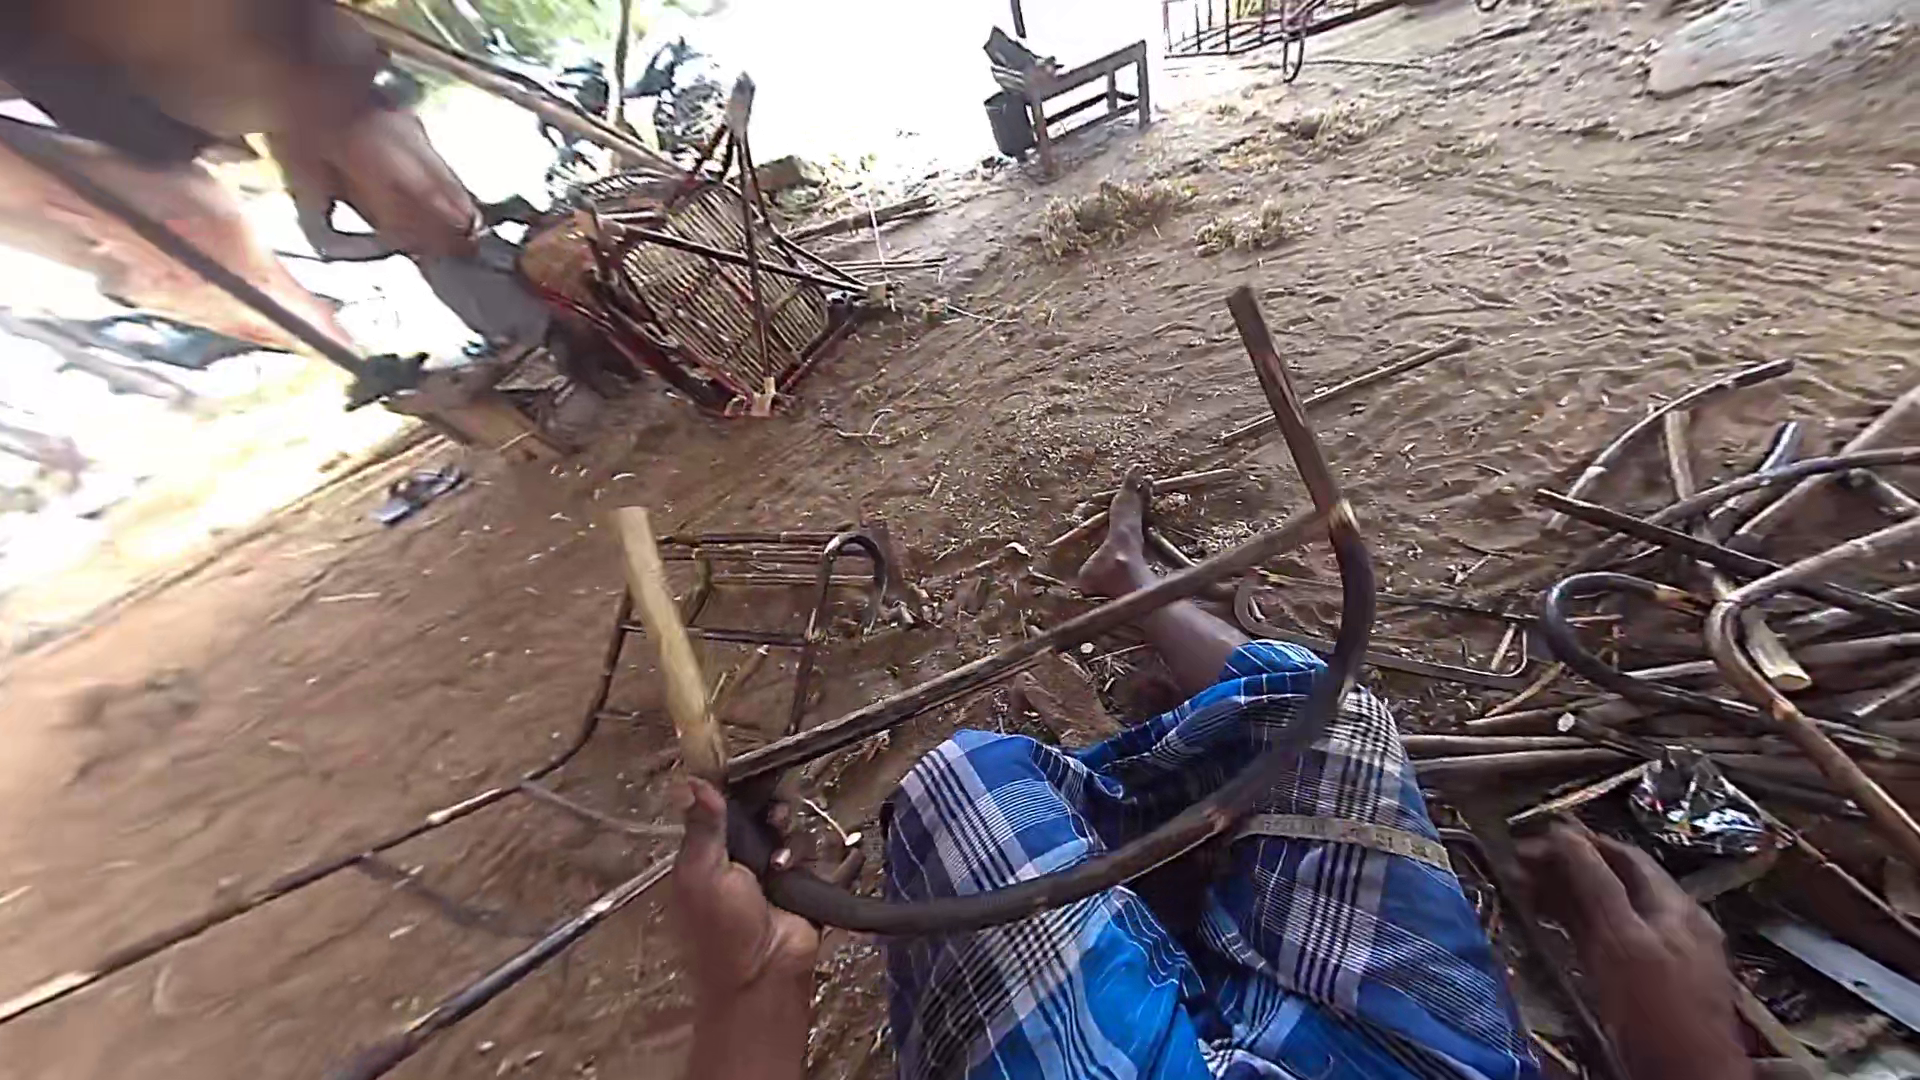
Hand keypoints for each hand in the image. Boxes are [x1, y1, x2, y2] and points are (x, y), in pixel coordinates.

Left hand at [672, 778, 819, 1000]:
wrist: (762, 976)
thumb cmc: (721, 928)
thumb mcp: (702, 874)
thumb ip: (702, 827)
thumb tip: (689, 780)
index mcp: (707, 850)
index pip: (722, 803)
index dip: (737, 785)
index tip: (753, 769)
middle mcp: (738, 852)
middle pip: (760, 808)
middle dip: (770, 806)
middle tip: (775, 814)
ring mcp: (770, 864)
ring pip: (786, 824)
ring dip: (786, 835)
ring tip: (780, 860)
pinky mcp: (799, 874)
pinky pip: (806, 845)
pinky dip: (802, 854)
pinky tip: (793, 872)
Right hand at [1518, 822, 1751, 1079]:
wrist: (1679, 1074)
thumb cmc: (1655, 1002)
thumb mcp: (1622, 935)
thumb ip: (1594, 880)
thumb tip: (1562, 832)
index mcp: (1675, 908)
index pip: (1623, 855)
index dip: (1578, 839)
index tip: (1532, 833)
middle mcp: (1663, 920)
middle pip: (1605, 875)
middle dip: (1558, 863)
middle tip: (1516, 858)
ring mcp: (1645, 945)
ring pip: (1593, 899)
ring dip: (1553, 885)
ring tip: (1516, 881)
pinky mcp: (1626, 966)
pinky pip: (1590, 925)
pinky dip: (1561, 911)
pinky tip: (1535, 910)